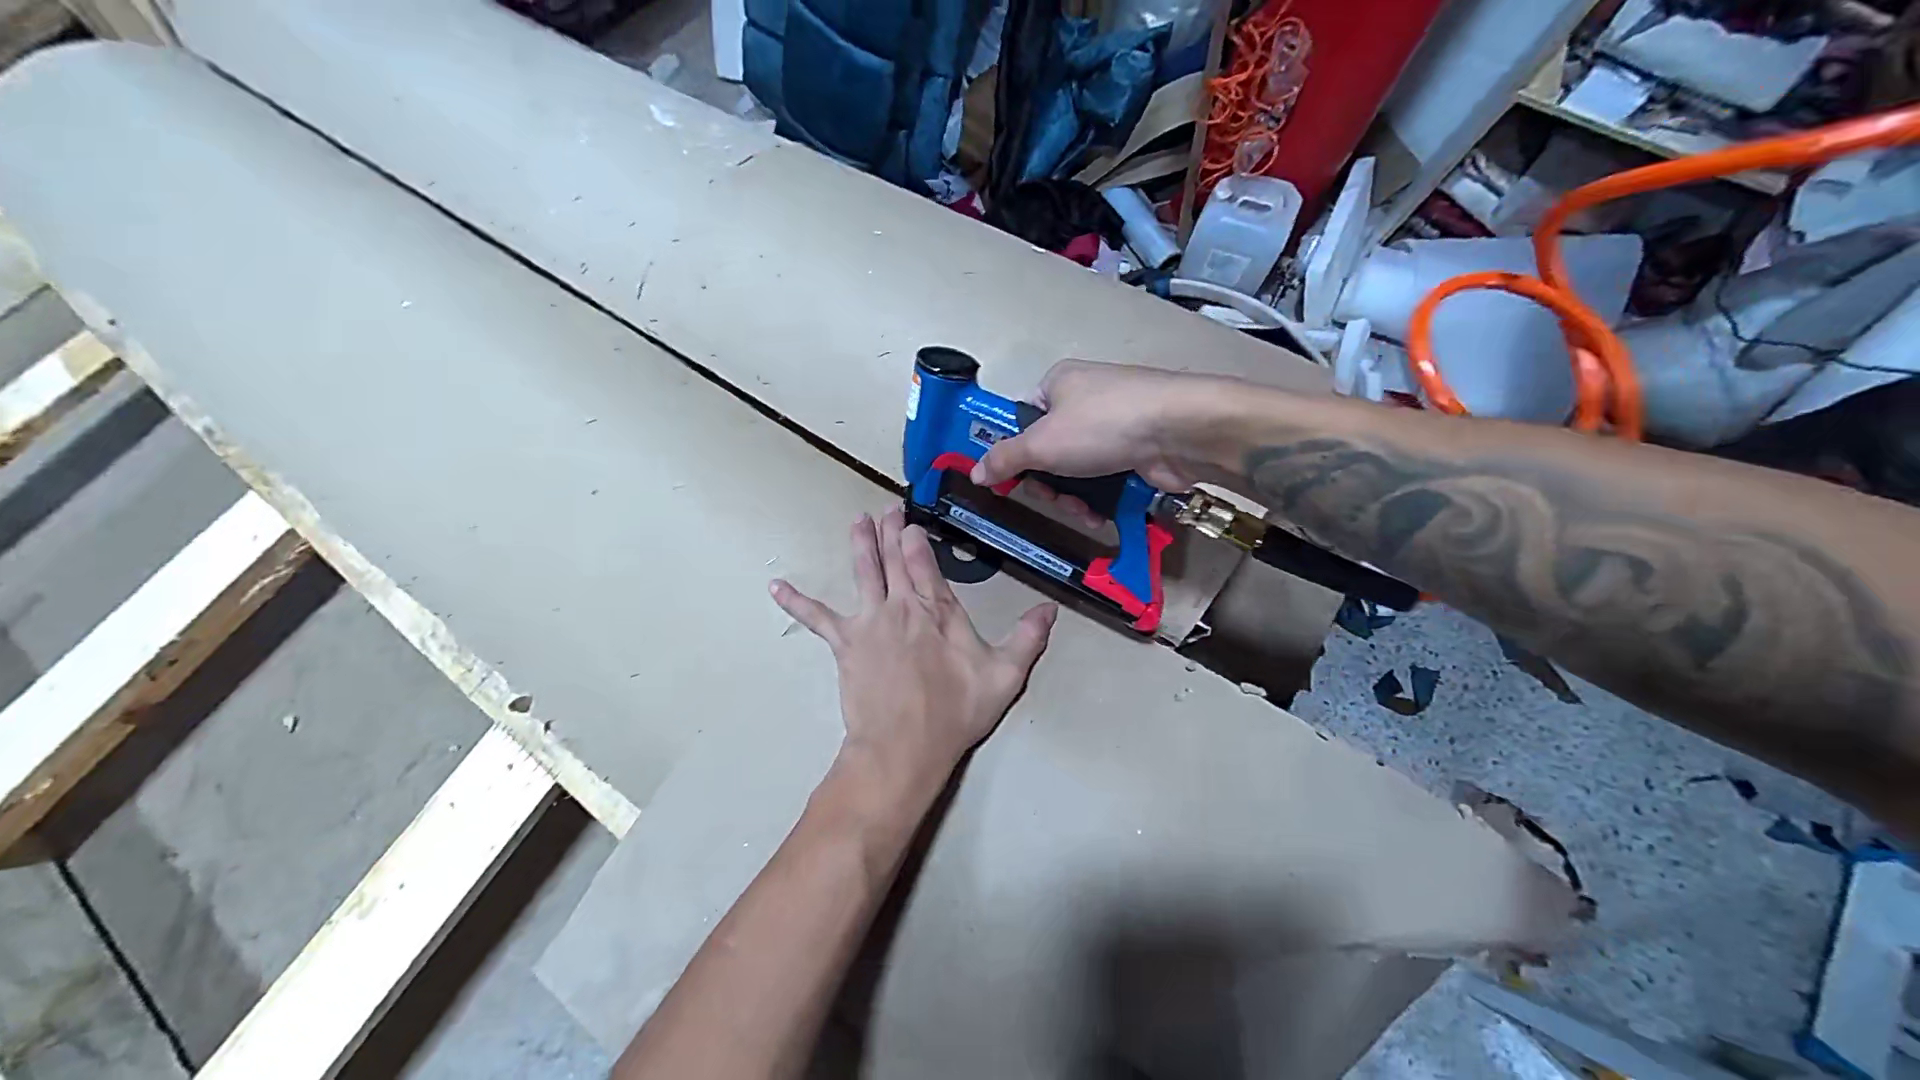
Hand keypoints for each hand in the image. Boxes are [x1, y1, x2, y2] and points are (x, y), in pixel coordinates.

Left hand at [770, 508, 1056, 792]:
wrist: (903, 747)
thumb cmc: (955, 711)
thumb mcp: (1004, 677)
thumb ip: (1028, 639)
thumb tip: (1050, 609)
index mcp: (937, 609)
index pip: (925, 561)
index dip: (916, 537)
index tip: (910, 517)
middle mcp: (901, 605)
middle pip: (894, 558)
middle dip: (890, 529)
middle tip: (887, 506)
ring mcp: (869, 621)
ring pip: (863, 572)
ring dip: (860, 544)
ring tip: (856, 520)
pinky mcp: (845, 643)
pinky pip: (817, 617)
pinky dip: (796, 601)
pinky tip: (776, 587)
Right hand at [969, 361, 1248, 509]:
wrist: (1179, 431)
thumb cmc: (1101, 426)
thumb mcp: (1041, 444)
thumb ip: (1004, 459)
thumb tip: (974, 473)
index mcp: (1057, 384)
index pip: (1021, 418)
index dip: (1012, 450)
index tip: (1010, 479)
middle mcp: (1085, 399)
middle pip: (1049, 450)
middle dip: (1049, 483)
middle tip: (1053, 498)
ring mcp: (1114, 425)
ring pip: (1077, 470)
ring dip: (1074, 498)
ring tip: (1082, 511)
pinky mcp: (1137, 449)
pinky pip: (1105, 478)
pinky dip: (1100, 499)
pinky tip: (1102, 515)